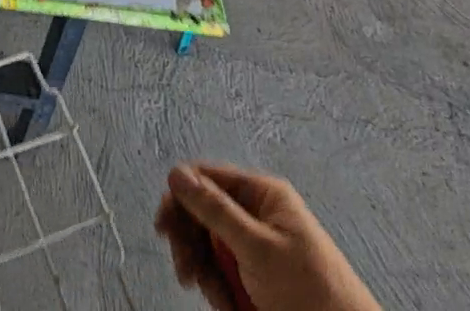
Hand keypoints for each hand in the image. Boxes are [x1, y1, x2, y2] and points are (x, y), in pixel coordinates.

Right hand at [153, 163, 380, 310]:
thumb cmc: (306, 289)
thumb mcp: (256, 247)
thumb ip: (213, 209)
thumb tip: (174, 172)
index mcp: (261, 194)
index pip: (204, 178)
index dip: (179, 198)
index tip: (163, 229)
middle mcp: (254, 213)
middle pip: (200, 214)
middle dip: (191, 244)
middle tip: (187, 273)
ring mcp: (253, 244)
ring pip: (206, 246)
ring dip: (204, 272)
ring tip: (219, 299)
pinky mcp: (252, 273)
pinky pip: (219, 271)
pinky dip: (217, 289)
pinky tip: (228, 306)